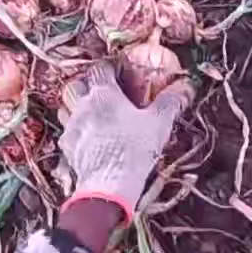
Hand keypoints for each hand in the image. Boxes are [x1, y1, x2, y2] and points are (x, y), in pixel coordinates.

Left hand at [57, 61, 191, 219]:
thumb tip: (184, 87)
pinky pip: (67, 134)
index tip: (117, 72)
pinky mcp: (67, 148)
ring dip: (78, 109)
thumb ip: (169, 102)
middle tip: (102, 94)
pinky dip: (76, 134)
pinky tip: (87, 142)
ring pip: (67, 108)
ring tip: (93, 117)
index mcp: (104, 94)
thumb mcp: (158, 124)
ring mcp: (72, 127)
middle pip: (78, 85)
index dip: (108, 68)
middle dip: (88, 86)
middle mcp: (82, 106)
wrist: (110, 184)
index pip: (100, 69)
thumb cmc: (133, 150)